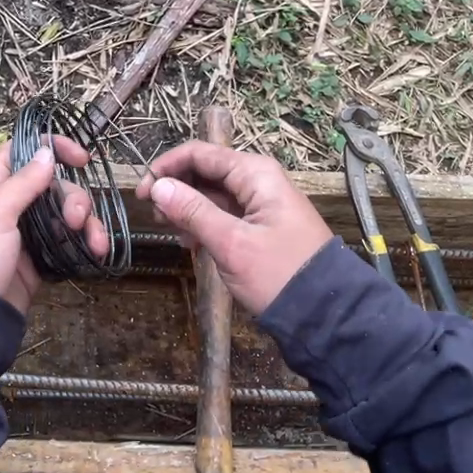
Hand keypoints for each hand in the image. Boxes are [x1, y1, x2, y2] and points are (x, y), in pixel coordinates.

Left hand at [0, 136, 108, 313]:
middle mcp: (11, 205)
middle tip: (76, 219)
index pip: (24, 152)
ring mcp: (27, 234)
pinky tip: (97, 252)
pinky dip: (85, 243)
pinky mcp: (41, 260)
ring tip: (94, 242)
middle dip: (73, 197)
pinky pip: (68, 242)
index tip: (82, 158)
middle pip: (53, 184)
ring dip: (86, 222)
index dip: (52, 148)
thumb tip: (46, 152)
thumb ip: (22, 183)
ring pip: (65, 213)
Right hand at [135, 139, 334, 313]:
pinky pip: (223, 213)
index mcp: (254, 173)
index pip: (198, 153)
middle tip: (155, 216)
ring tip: (172, 232)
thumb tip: (158, 186)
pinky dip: (203, 223)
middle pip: (204, 171)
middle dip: (176, 188)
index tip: (142, 193)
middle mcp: (257, 180)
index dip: (165, 168)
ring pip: (211, 193)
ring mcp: (260, 204)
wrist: (330, 319)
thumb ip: (192, 211)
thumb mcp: (231, 244)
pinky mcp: (260, 226)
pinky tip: (190, 242)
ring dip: (187, 208)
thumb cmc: (280, 275)